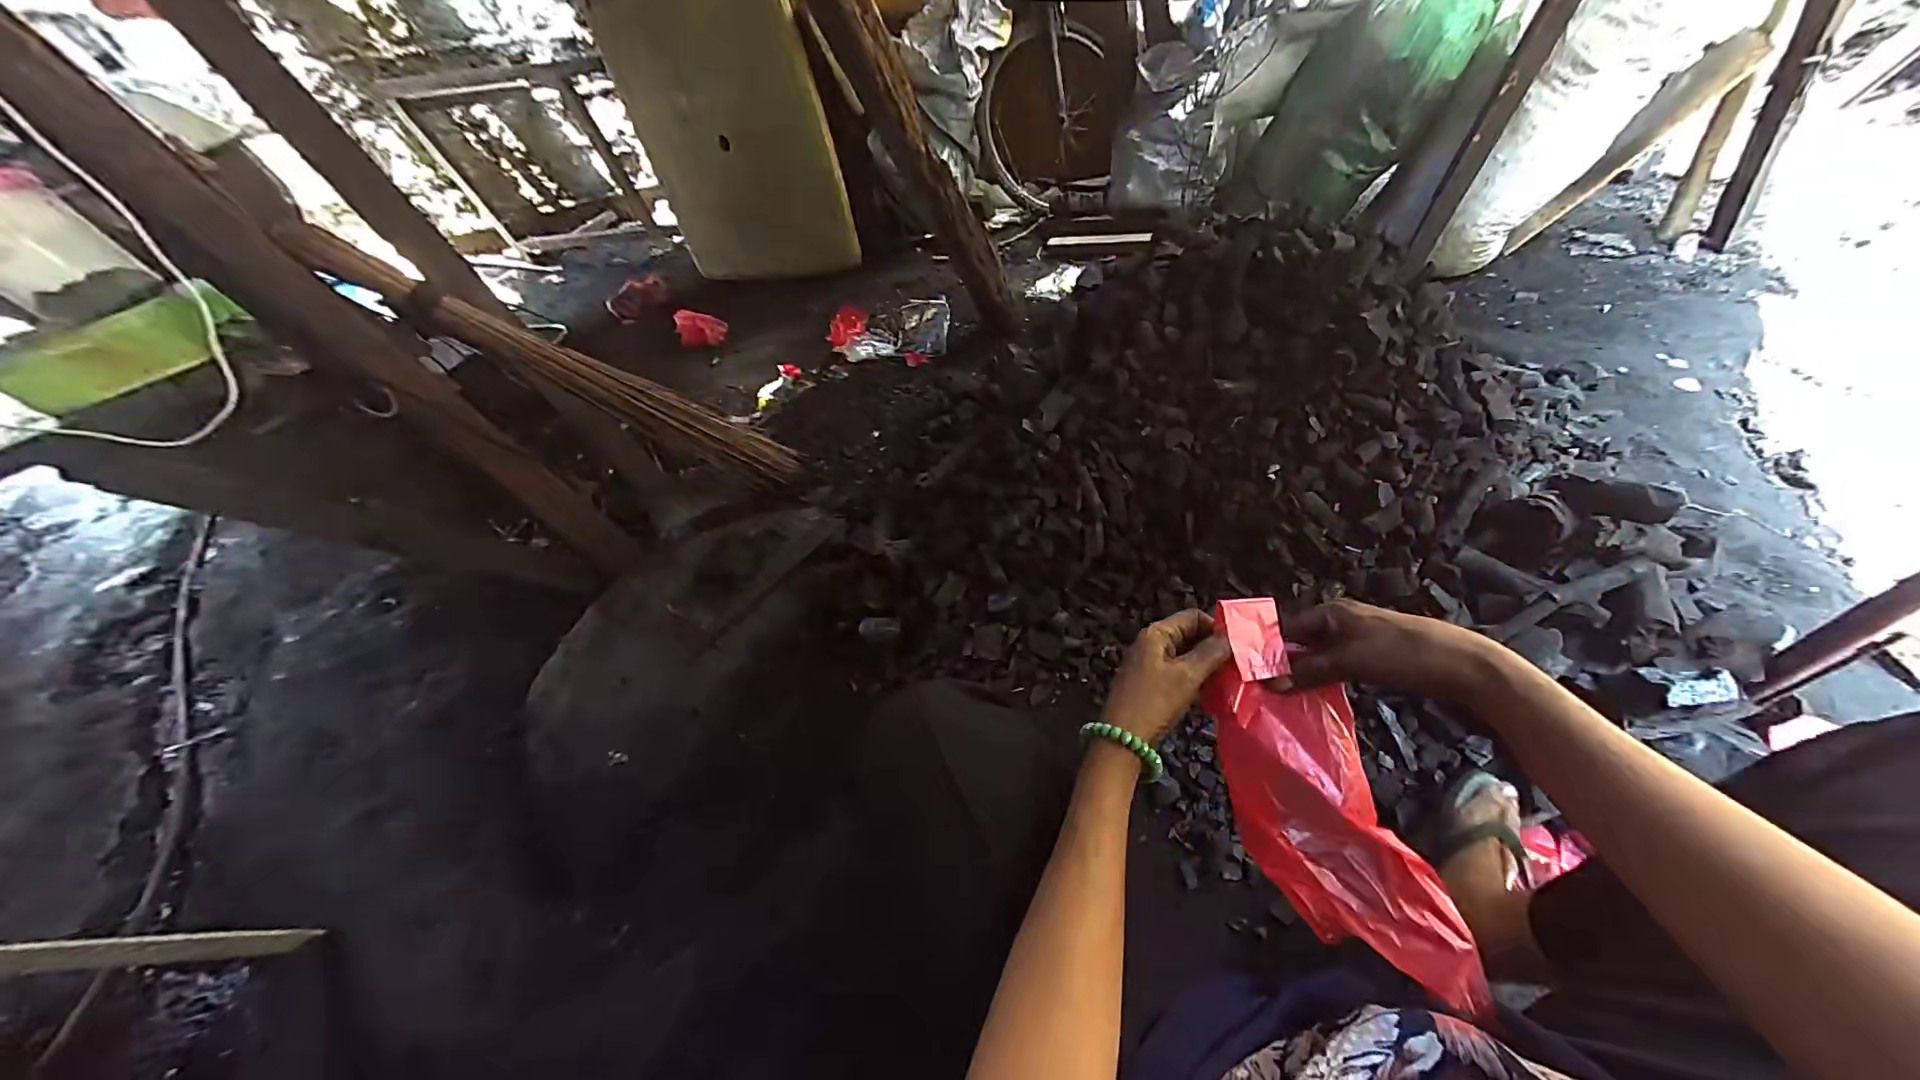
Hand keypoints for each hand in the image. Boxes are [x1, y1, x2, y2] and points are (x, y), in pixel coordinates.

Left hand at [1102, 609, 1233, 741]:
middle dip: (1213, 648)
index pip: (1192, 617)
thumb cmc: (1154, 702)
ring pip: (1185, 656)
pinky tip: (1211, 692)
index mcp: (1155, 634)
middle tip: (1237, 665)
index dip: (1215, 628)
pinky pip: (1178, 672)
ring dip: (1206, 665)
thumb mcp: (1187, 676)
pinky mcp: (1150, 683)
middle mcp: (1150, 643)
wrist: (1123, 739)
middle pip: (1189, 635)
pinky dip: (1195, 678)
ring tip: (1229, 679)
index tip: (1237, 647)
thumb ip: (1210, 653)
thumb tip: (1231, 636)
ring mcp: (1149, 663)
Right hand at [1278, 599, 1505, 703]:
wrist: (1464, 665)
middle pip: (1300, 641)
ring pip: (1317, 654)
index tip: (1250, 672)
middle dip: (1282, 662)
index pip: (1285, 627)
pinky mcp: (1371, 655)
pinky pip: (1335, 664)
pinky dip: (1322, 677)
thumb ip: (1308, 671)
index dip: (1267, 648)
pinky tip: (1314, 693)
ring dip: (1302, 672)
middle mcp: (1339, 620)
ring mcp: (1356, 637)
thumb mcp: (1348, 661)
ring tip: (1283, 694)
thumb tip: (1270, 684)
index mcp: (1330, 612)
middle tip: (1263, 687)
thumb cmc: (1402, 654)